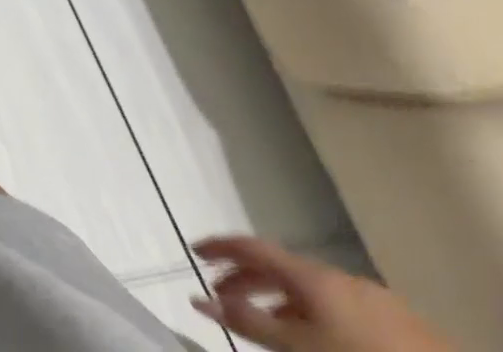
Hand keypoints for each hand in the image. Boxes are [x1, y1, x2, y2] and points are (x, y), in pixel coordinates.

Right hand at [191, 236, 452, 351]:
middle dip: (245, 277)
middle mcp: (337, 275)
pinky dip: (309, 309)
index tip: (193, 250)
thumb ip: (246, 320)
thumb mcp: (294, 345)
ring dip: (277, 296)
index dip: (219, 245)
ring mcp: (370, 295)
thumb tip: (196, 298)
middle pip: (280, 266)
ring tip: (265, 319)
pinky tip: (312, 333)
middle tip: (222, 293)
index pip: (252, 246)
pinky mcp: (394, 317)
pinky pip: (336, 302)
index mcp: (310, 275)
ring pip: (309, 287)